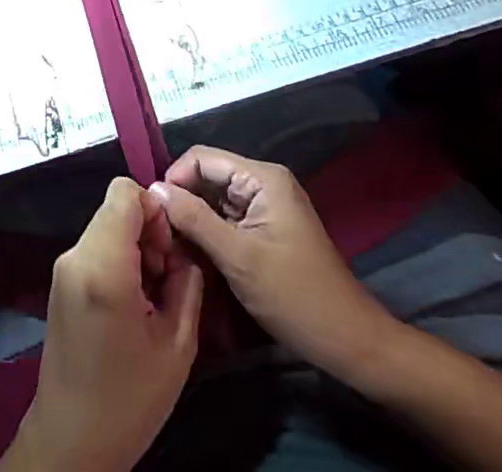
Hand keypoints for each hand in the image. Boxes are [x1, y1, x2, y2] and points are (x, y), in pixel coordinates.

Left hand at [1, 177, 204, 471]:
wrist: (73, 434)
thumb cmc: (131, 396)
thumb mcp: (178, 342)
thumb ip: (187, 282)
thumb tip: (184, 248)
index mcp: (102, 264)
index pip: (123, 193)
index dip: (155, 209)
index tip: (172, 251)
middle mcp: (75, 254)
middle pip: (115, 209)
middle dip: (149, 232)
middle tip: (168, 280)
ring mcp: (63, 266)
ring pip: (107, 228)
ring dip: (136, 248)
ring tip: (155, 296)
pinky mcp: (61, 280)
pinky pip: (96, 248)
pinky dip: (120, 260)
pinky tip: (135, 302)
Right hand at [149, 147, 400, 382]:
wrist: (349, 342)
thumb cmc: (296, 296)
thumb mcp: (238, 257)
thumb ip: (194, 218)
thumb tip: (152, 189)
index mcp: (262, 178)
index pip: (200, 158)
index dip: (174, 180)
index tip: (156, 214)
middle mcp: (262, 183)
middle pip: (204, 176)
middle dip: (180, 200)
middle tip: (160, 234)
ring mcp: (263, 206)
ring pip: (209, 198)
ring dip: (190, 219)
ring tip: (172, 246)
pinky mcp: (261, 227)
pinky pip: (221, 217)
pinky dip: (204, 232)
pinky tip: (192, 254)